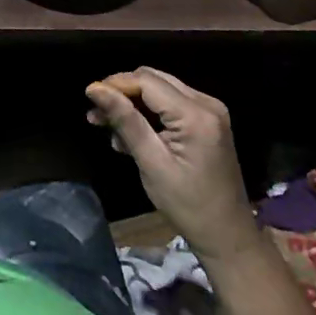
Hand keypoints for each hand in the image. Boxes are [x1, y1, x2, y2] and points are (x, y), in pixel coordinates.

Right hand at [87, 67, 260, 263]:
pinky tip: (130, 135)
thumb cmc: (187, 204)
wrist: (226, 234)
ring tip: (107, 127)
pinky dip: (148, 114)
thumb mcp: (151, 163)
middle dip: (122, 92)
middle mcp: (206, 103)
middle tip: (96, 114)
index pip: (147, 81)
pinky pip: (170, 104)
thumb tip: (95, 89)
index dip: (115, 84)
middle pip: (153, 79)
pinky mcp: (207, 121)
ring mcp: (209, 111)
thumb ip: (125, 121)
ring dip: (132, 104)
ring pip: (160, 90)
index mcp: (196, 114)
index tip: (89, 97)